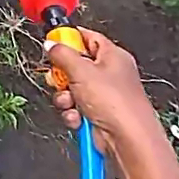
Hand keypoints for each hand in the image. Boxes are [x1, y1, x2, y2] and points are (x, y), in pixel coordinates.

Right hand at [44, 26, 162, 161]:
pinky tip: (77, 117)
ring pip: (72, 88)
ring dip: (65, 97)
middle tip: (59, 78)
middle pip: (75, 64)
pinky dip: (72, 113)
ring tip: (70, 101)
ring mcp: (103, 95)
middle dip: (62, 74)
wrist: (127, 140)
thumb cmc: (117, 104)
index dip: (69, 38)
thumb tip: (51, 44)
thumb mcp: (82, 71)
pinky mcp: (97, 113)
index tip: (53, 42)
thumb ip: (62, 54)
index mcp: (112, 56)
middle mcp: (109, 74)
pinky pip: (75, 107)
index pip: (87, 37)